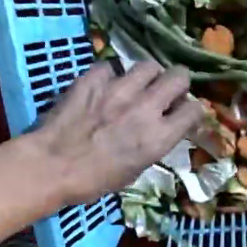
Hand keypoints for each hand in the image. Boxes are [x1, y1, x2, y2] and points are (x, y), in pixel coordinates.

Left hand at [30, 62, 204, 205]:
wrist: (51, 166)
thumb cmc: (94, 180)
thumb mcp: (136, 170)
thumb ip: (153, 144)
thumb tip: (159, 130)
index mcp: (159, 137)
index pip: (195, 110)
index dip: (192, 110)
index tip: (183, 114)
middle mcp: (146, 108)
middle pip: (179, 76)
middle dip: (177, 83)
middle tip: (166, 92)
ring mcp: (120, 89)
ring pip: (149, 65)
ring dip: (148, 76)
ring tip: (137, 85)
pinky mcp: (94, 78)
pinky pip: (112, 66)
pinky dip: (112, 75)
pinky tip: (105, 86)